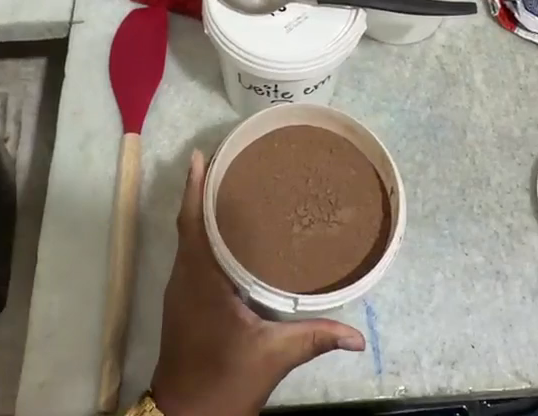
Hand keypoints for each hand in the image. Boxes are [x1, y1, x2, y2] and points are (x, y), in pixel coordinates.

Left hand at [148, 151, 365, 415]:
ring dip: (202, 210)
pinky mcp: (183, 301)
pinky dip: (203, 233)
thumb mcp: (271, 358)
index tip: (202, 154)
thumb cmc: (223, 381)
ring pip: (189, 237)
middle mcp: (184, 276)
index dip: (194, 186)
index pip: (192, 221)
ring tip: (230, 186)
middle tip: (229, 160)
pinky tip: (226, 232)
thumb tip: (358, 336)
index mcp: (200, 278)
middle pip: (189, 221)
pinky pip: (191, 253)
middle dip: (203, 189)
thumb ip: (313, 338)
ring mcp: (180, 289)